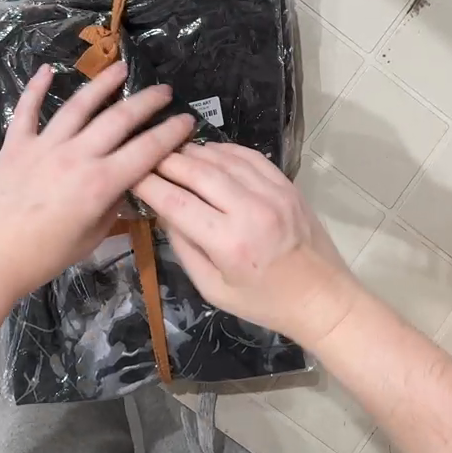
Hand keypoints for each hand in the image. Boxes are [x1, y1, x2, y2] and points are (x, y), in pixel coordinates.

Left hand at [0, 62, 194, 306]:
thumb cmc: (45, 257)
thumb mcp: (92, 238)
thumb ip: (112, 206)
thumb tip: (125, 183)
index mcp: (100, 184)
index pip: (146, 151)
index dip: (171, 133)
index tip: (188, 119)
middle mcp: (76, 156)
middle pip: (119, 119)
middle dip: (147, 102)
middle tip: (164, 90)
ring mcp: (44, 146)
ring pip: (78, 106)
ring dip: (102, 84)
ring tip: (120, 69)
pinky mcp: (16, 145)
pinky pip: (27, 110)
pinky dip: (36, 88)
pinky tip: (47, 70)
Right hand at [134, 143, 361, 347]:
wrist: (322, 297)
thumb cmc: (264, 303)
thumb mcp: (213, 289)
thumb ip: (184, 248)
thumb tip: (162, 210)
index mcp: (229, 243)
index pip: (176, 202)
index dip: (149, 184)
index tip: (130, 174)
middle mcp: (250, 210)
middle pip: (197, 172)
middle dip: (167, 161)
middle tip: (147, 157)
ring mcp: (272, 192)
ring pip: (222, 158)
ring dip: (193, 152)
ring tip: (172, 152)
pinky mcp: (286, 184)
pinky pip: (249, 155)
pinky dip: (224, 150)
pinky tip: (208, 152)